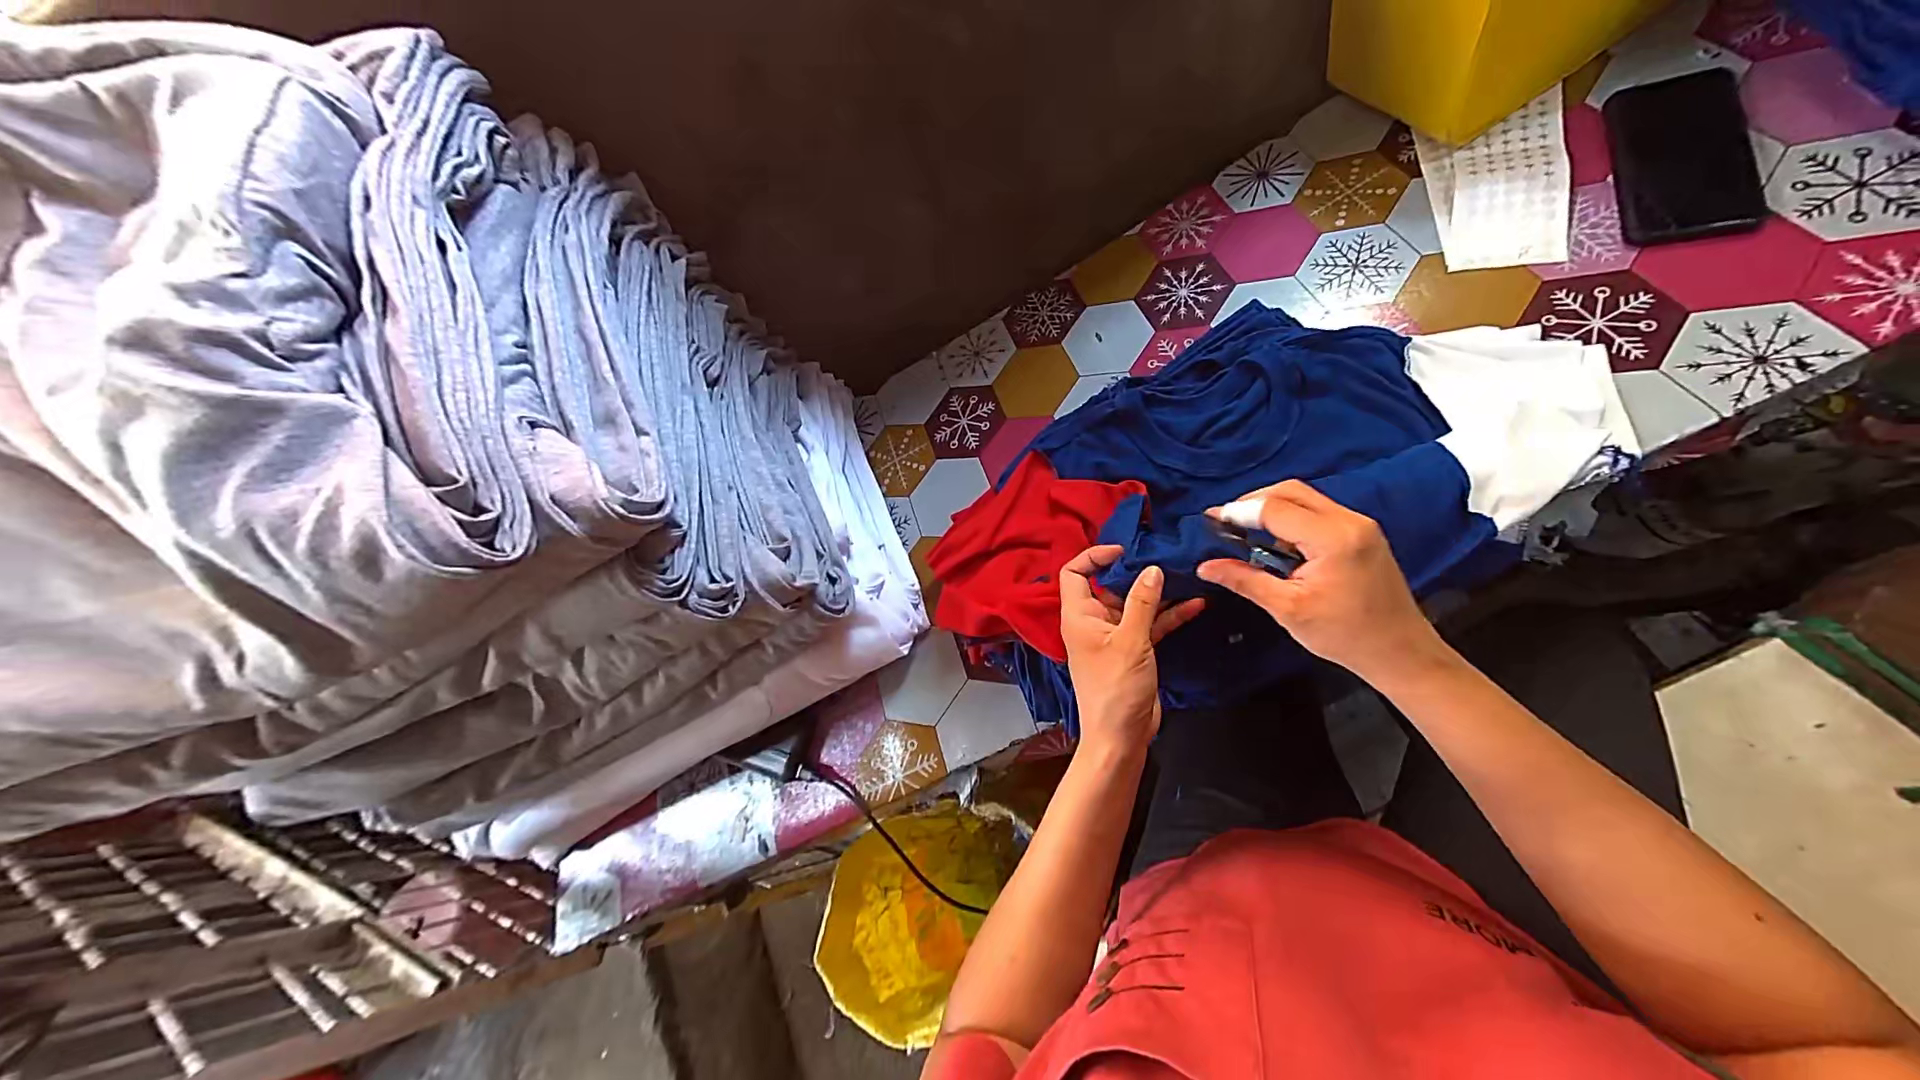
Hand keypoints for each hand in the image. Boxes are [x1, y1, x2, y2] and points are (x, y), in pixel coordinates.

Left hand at [1059, 545, 1204, 756]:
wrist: (1121, 737)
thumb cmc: (1116, 690)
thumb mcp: (1131, 642)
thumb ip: (1142, 603)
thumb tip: (1152, 569)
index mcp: (1079, 616)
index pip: (1074, 573)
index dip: (1094, 556)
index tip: (1124, 551)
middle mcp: (1094, 622)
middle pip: (1110, 585)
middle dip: (1136, 572)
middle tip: (1165, 558)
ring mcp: (1114, 636)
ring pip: (1135, 604)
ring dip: (1158, 594)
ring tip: (1186, 576)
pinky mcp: (1134, 650)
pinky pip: (1150, 624)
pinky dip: (1168, 615)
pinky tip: (1195, 604)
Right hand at [1196, 480, 1445, 682]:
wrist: (1400, 651)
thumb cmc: (1344, 634)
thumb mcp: (1287, 609)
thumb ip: (1245, 580)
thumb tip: (1205, 566)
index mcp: (1333, 538)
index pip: (1275, 509)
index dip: (1238, 512)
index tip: (1211, 520)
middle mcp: (1350, 521)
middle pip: (1291, 491)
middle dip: (1253, 502)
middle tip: (1225, 521)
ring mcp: (1359, 524)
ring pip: (1305, 498)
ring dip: (1271, 508)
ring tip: (1245, 531)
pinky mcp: (1361, 533)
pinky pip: (1317, 511)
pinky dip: (1290, 517)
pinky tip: (1274, 540)